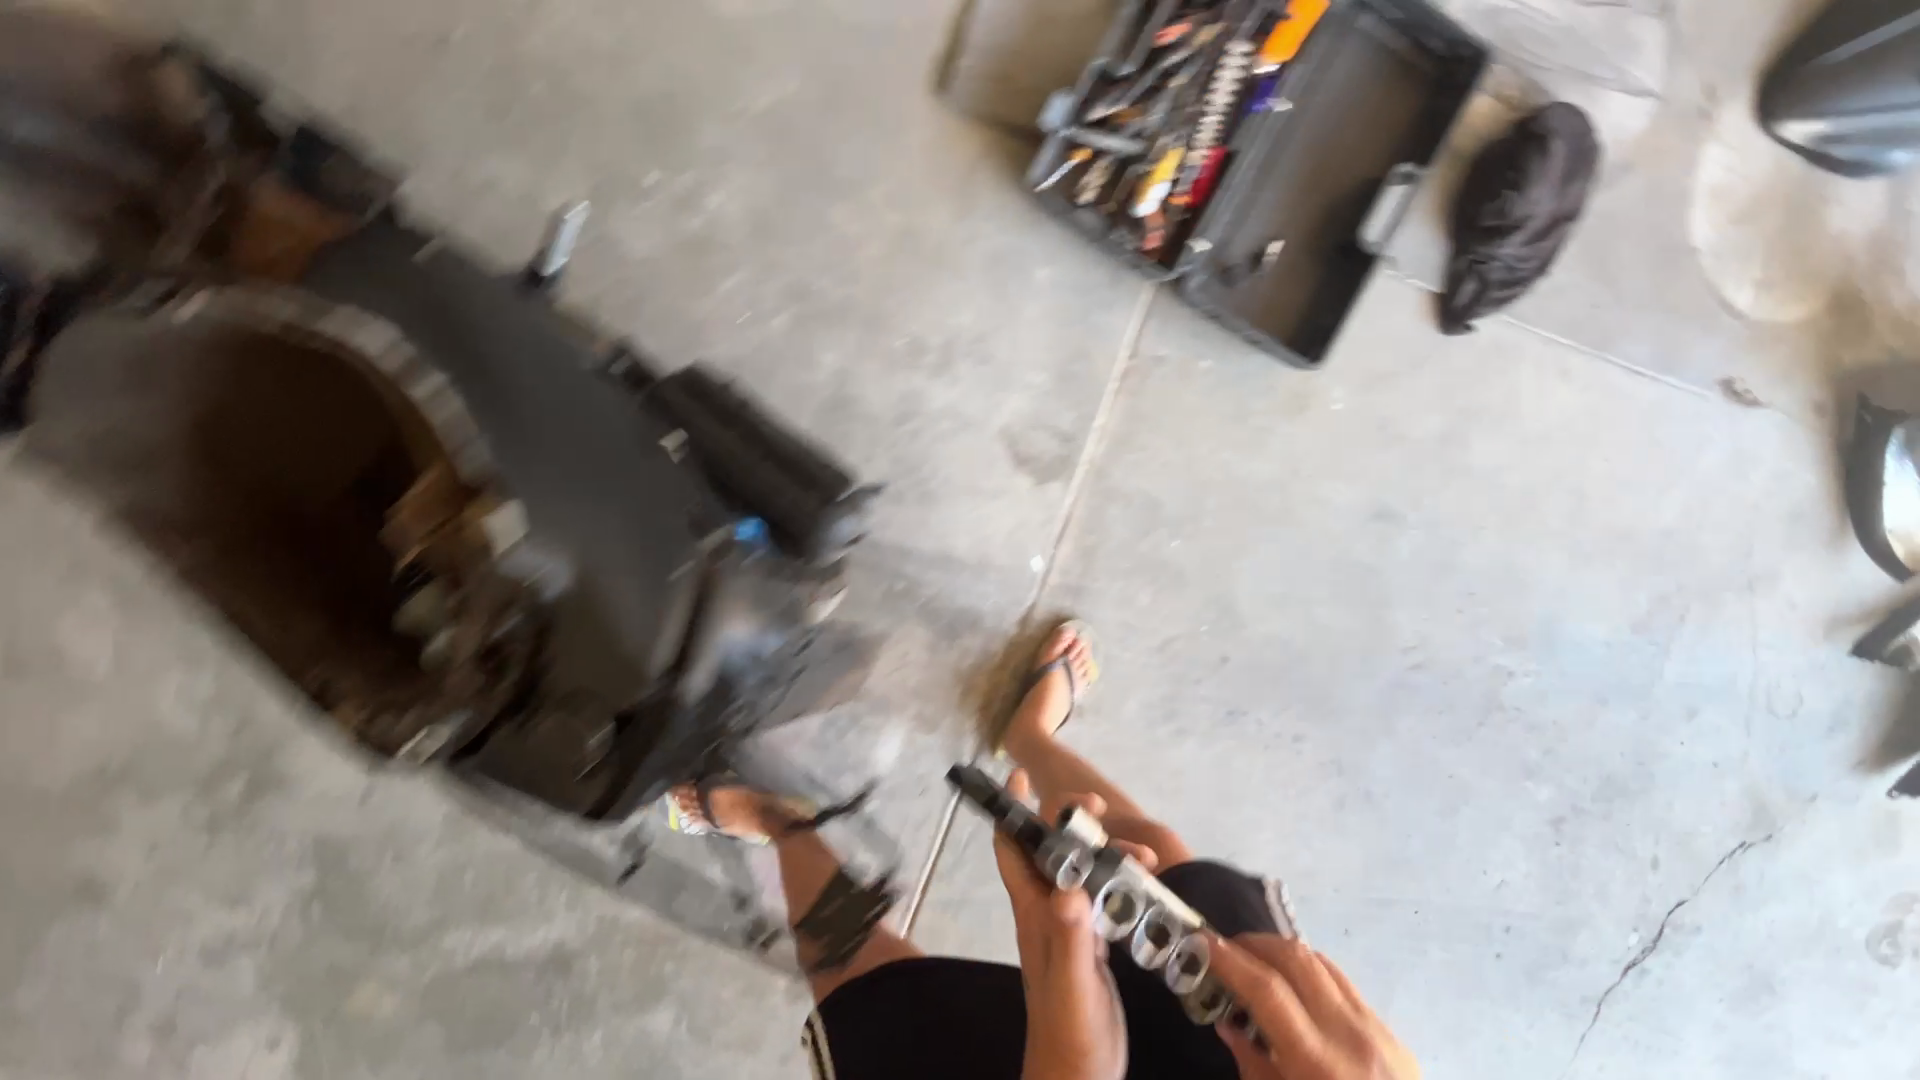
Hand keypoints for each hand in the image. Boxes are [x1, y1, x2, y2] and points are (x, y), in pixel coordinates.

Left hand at [993, 770, 1152, 1079]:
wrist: (1077, 1076)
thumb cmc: (1070, 1033)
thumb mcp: (1071, 985)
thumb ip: (1069, 939)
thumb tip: (1068, 888)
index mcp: (1034, 912)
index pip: (1013, 850)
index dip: (1012, 813)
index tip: (1020, 778)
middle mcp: (1047, 911)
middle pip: (1051, 852)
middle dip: (1070, 823)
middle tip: (1100, 808)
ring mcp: (1069, 927)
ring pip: (1080, 871)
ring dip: (1105, 853)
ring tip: (1145, 856)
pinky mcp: (1091, 945)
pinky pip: (1101, 897)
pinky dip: (1120, 881)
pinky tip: (1145, 882)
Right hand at [1205, 933, 1419, 1079]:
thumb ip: (1253, 1067)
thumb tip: (1228, 1025)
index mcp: (1317, 1063)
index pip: (1266, 989)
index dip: (1230, 959)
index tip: (1201, 942)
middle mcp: (1348, 1034)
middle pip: (1294, 958)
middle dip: (1254, 943)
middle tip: (1225, 948)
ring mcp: (1375, 1029)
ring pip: (1321, 962)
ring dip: (1281, 952)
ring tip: (1256, 960)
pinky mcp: (1392, 1034)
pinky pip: (1343, 983)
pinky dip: (1311, 972)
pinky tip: (1295, 984)